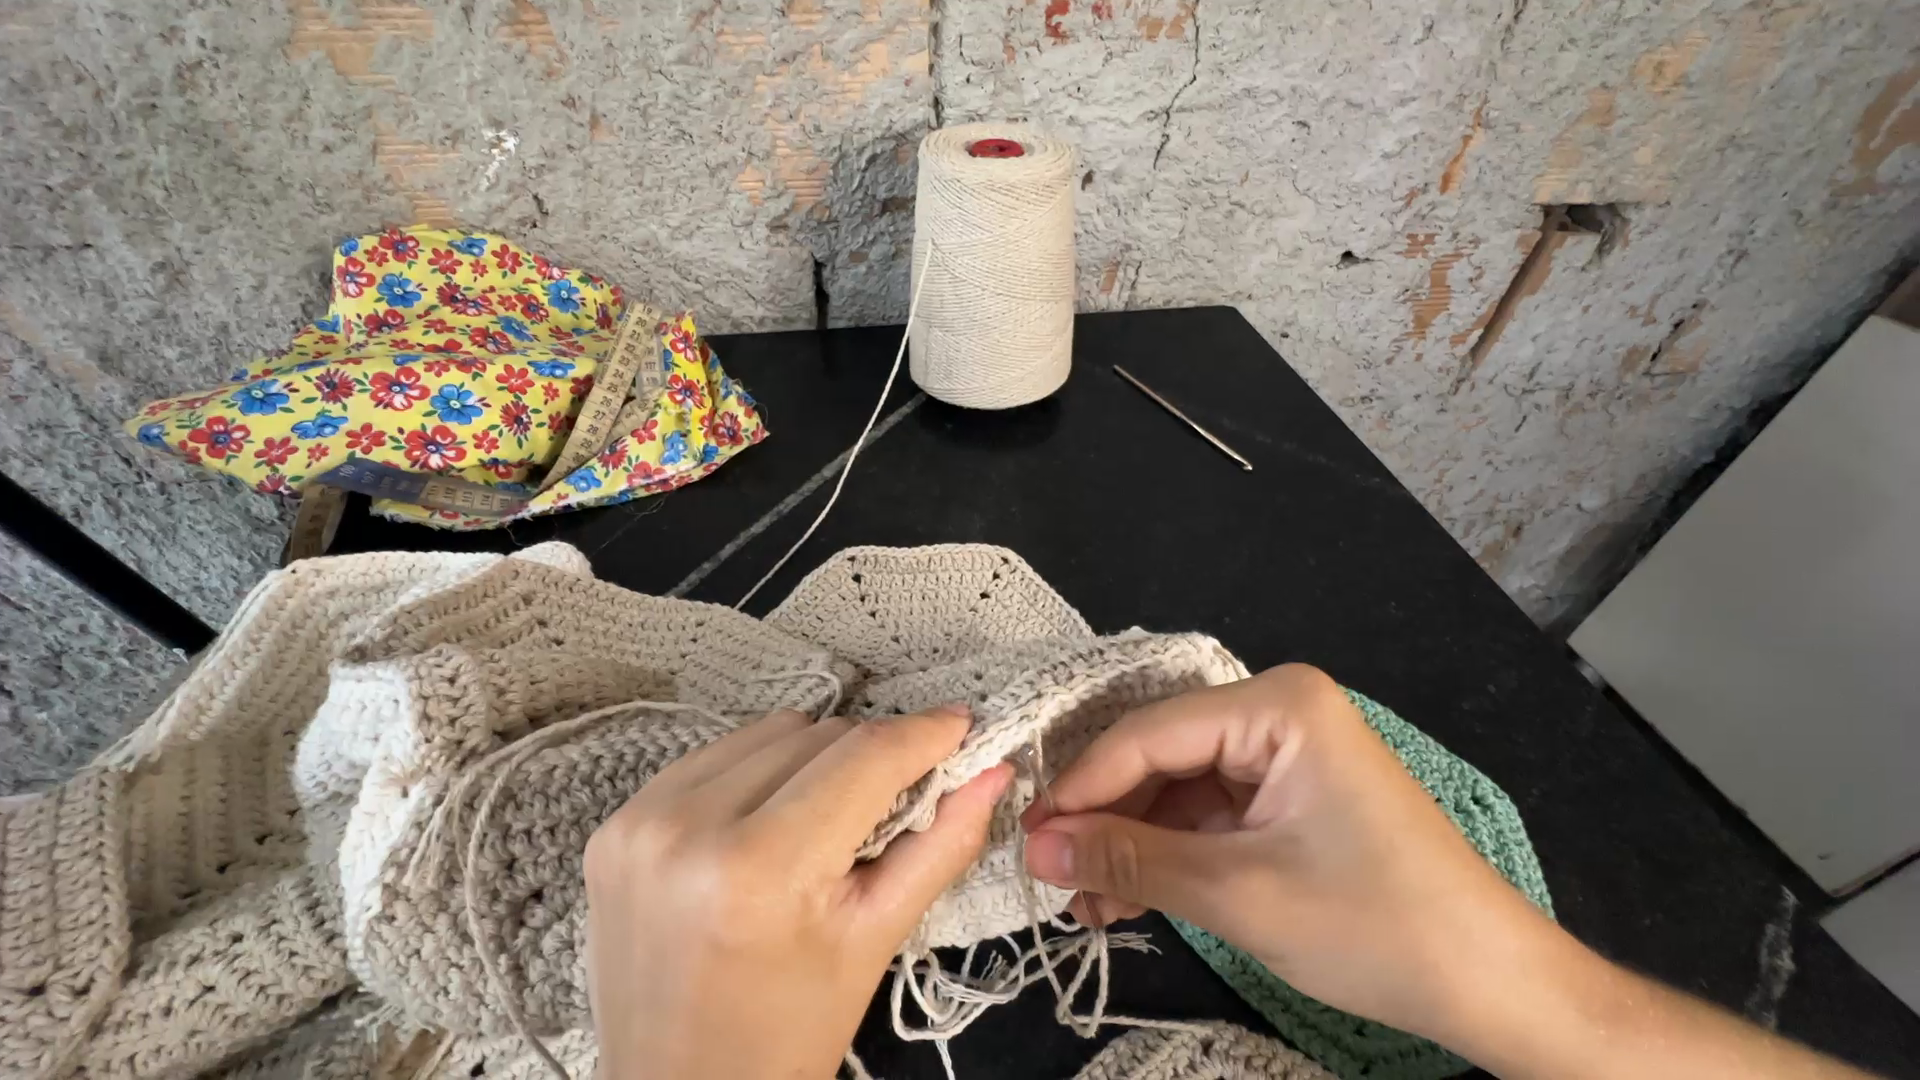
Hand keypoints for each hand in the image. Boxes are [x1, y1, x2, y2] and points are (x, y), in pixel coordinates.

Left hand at [585, 705, 1012, 1079]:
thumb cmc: (793, 1029)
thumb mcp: (877, 938)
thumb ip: (944, 843)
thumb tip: (994, 770)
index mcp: (762, 870)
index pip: (863, 759)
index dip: (922, 733)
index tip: (961, 723)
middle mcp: (689, 827)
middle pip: (820, 736)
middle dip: (871, 756)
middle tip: (894, 798)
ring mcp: (642, 819)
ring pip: (771, 732)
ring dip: (816, 756)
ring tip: (825, 816)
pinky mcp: (616, 820)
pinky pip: (718, 754)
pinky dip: (761, 769)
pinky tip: (769, 818)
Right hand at [1021, 665, 1879, 1079]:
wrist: (1497, 989)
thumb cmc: (1376, 927)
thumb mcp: (1237, 894)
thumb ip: (1128, 860)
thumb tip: (1034, 847)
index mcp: (1275, 704)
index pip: (1147, 735)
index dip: (1081, 787)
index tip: (1027, 836)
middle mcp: (1272, 711)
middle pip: (1158, 760)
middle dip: (1106, 823)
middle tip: (1052, 877)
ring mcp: (1278, 753)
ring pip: (1175, 791)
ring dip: (1130, 847)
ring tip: (1084, 904)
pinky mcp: (1281, 794)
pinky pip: (1204, 814)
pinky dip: (1167, 856)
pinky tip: (1125, 898)